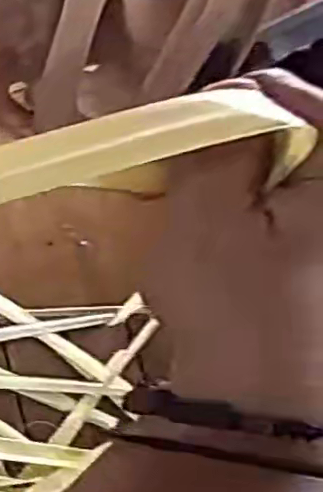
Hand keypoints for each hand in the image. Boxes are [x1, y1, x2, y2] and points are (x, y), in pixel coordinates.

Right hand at [145, 70, 322, 420]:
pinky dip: (285, 202)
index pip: (309, 97)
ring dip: (271, 172)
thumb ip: (219, 156)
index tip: (182, 126)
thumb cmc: (235, 306)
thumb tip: (226, 100)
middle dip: (263, 136)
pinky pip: (312, 204)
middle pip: (321, 131)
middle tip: (200, 166)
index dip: (241, 103)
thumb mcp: (204, 226)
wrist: (274, 394)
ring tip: (225, 201)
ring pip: (316, 169)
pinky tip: (259, 230)